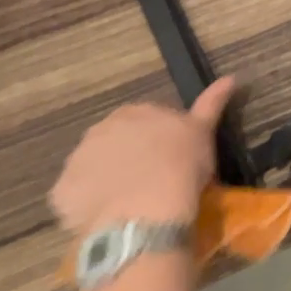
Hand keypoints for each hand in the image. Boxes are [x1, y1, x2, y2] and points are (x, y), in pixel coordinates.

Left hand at [50, 77, 233, 232]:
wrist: (147, 209)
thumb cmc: (181, 163)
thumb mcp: (203, 131)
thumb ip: (212, 103)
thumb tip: (230, 77)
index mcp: (132, 112)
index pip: (143, 118)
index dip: (157, 137)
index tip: (171, 154)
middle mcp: (98, 131)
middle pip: (113, 141)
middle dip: (127, 154)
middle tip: (150, 175)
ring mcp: (75, 162)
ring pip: (92, 168)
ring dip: (106, 178)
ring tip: (130, 198)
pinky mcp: (60, 194)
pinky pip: (75, 196)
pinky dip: (88, 202)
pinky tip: (109, 213)